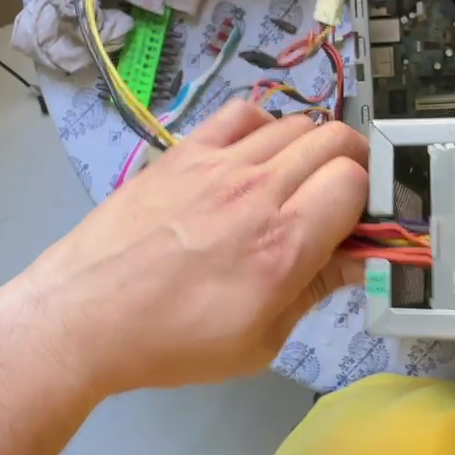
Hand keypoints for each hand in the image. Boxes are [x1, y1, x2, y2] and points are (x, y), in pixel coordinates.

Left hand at [0, 101, 368, 396]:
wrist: (84, 317)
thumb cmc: (175, 342)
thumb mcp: (261, 339)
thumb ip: (317, 288)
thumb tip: (362, 260)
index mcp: (283, 244)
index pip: (355, 181)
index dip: (370, 199)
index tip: (362, 223)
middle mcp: (258, 191)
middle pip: (335, 141)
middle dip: (355, 166)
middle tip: (343, 200)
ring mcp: (219, 163)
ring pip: (296, 124)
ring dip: (314, 148)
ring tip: (300, 181)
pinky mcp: (185, 151)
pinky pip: (243, 113)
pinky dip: (265, 126)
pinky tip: (257, 154)